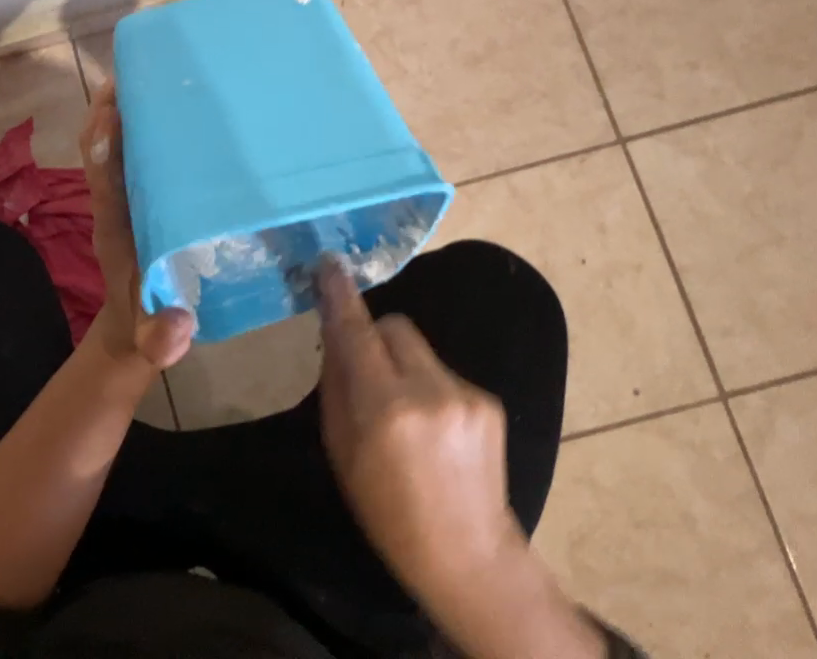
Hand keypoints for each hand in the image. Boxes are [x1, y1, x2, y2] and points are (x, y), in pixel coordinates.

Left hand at [80, 81, 194, 370]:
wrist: (133, 335)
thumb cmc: (145, 330)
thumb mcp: (155, 341)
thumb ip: (162, 337)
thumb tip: (179, 330)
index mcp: (115, 228)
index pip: (103, 177)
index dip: (103, 141)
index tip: (113, 105)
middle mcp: (115, 204)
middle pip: (102, 147)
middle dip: (112, 108)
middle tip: (140, 68)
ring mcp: (125, 200)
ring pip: (117, 146)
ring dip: (125, 110)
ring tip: (154, 72)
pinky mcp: (140, 201)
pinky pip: (134, 156)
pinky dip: (142, 129)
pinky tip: (172, 110)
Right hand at [314, 259, 521, 596]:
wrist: (466, 552)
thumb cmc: (385, 508)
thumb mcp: (341, 448)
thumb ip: (337, 386)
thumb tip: (335, 338)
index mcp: (385, 407)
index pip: (356, 332)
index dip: (340, 295)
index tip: (328, 264)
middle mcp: (429, 390)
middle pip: (392, 326)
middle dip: (372, 335)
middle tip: (362, 368)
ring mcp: (466, 393)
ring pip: (417, 348)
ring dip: (399, 363)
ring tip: (400, 412)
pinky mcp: (488, 400)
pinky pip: (441, 371)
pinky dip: (425, 385)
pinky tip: (429, 427)